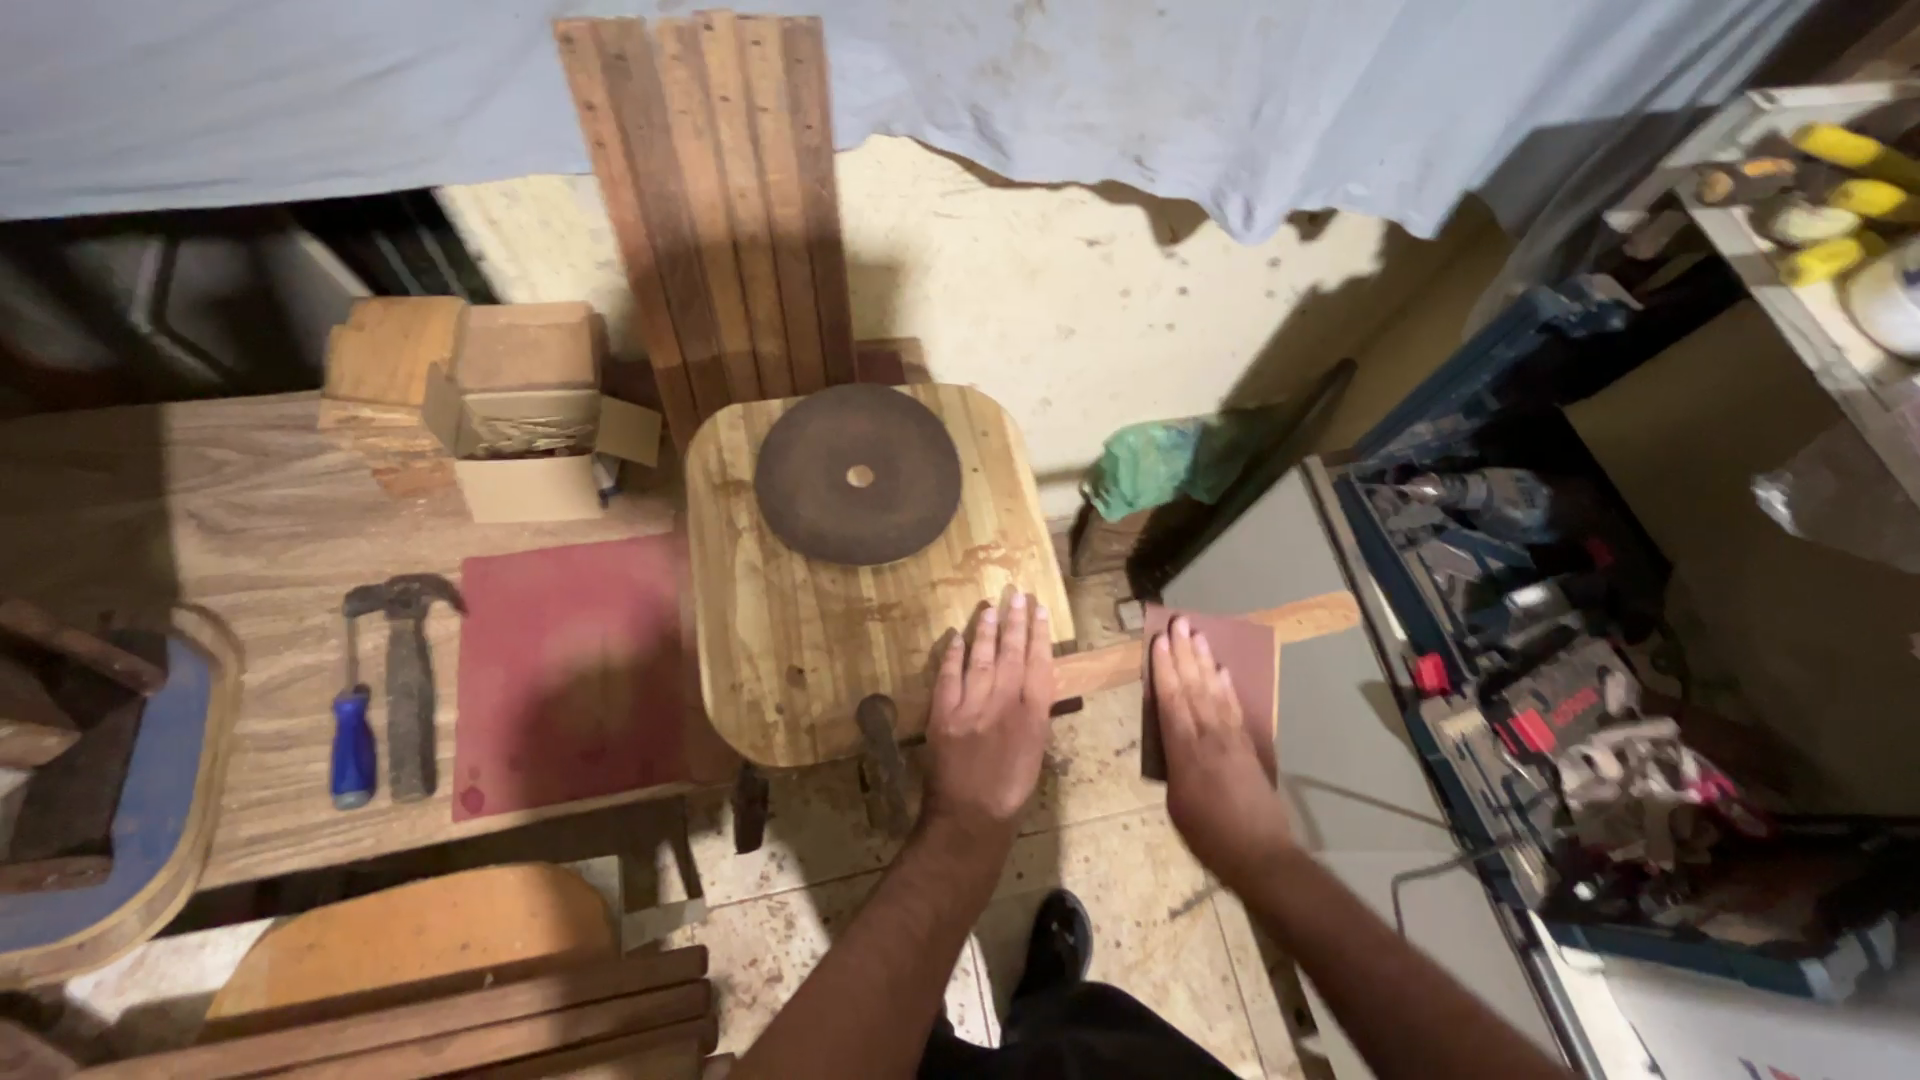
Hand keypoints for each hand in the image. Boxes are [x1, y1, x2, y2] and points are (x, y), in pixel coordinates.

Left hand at [924, 592, 1053, 833]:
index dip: (1038, 635)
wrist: (971, 817)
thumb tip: (1031, 684)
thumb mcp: (1035, 753)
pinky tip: (956, 637)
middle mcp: (1003, 705)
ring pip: (980, 659)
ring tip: (990, 607)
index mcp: (1032, 716)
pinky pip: (948, 678)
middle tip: (1016, 595)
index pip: (1038, 664)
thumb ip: (1033, 716)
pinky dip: (952, 656)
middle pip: (1010, 654)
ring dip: (985, 631)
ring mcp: (971, 708)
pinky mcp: (943, 716)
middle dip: (1014, 623)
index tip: (1039, 610)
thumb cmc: (1010, 792)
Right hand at [1154, 617, 1296, 890]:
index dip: (1164, 669)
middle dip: (1184, 653)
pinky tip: (1220, 670)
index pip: (1171, 701)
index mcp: (1185, 754)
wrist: (1260, 854)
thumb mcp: (1176, 804)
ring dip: (1204, 661)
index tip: (1158, 641)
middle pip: (1193, 687)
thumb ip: (1173, 765)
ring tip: (1197, 635)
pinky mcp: (1248, 746)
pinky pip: (1234, 708)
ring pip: (1214, 691)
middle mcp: (1209, 738)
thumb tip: (1170, 739)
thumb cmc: (1208, 836)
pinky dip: (1226, 686)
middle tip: (1179, 622)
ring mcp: (1232, 740)